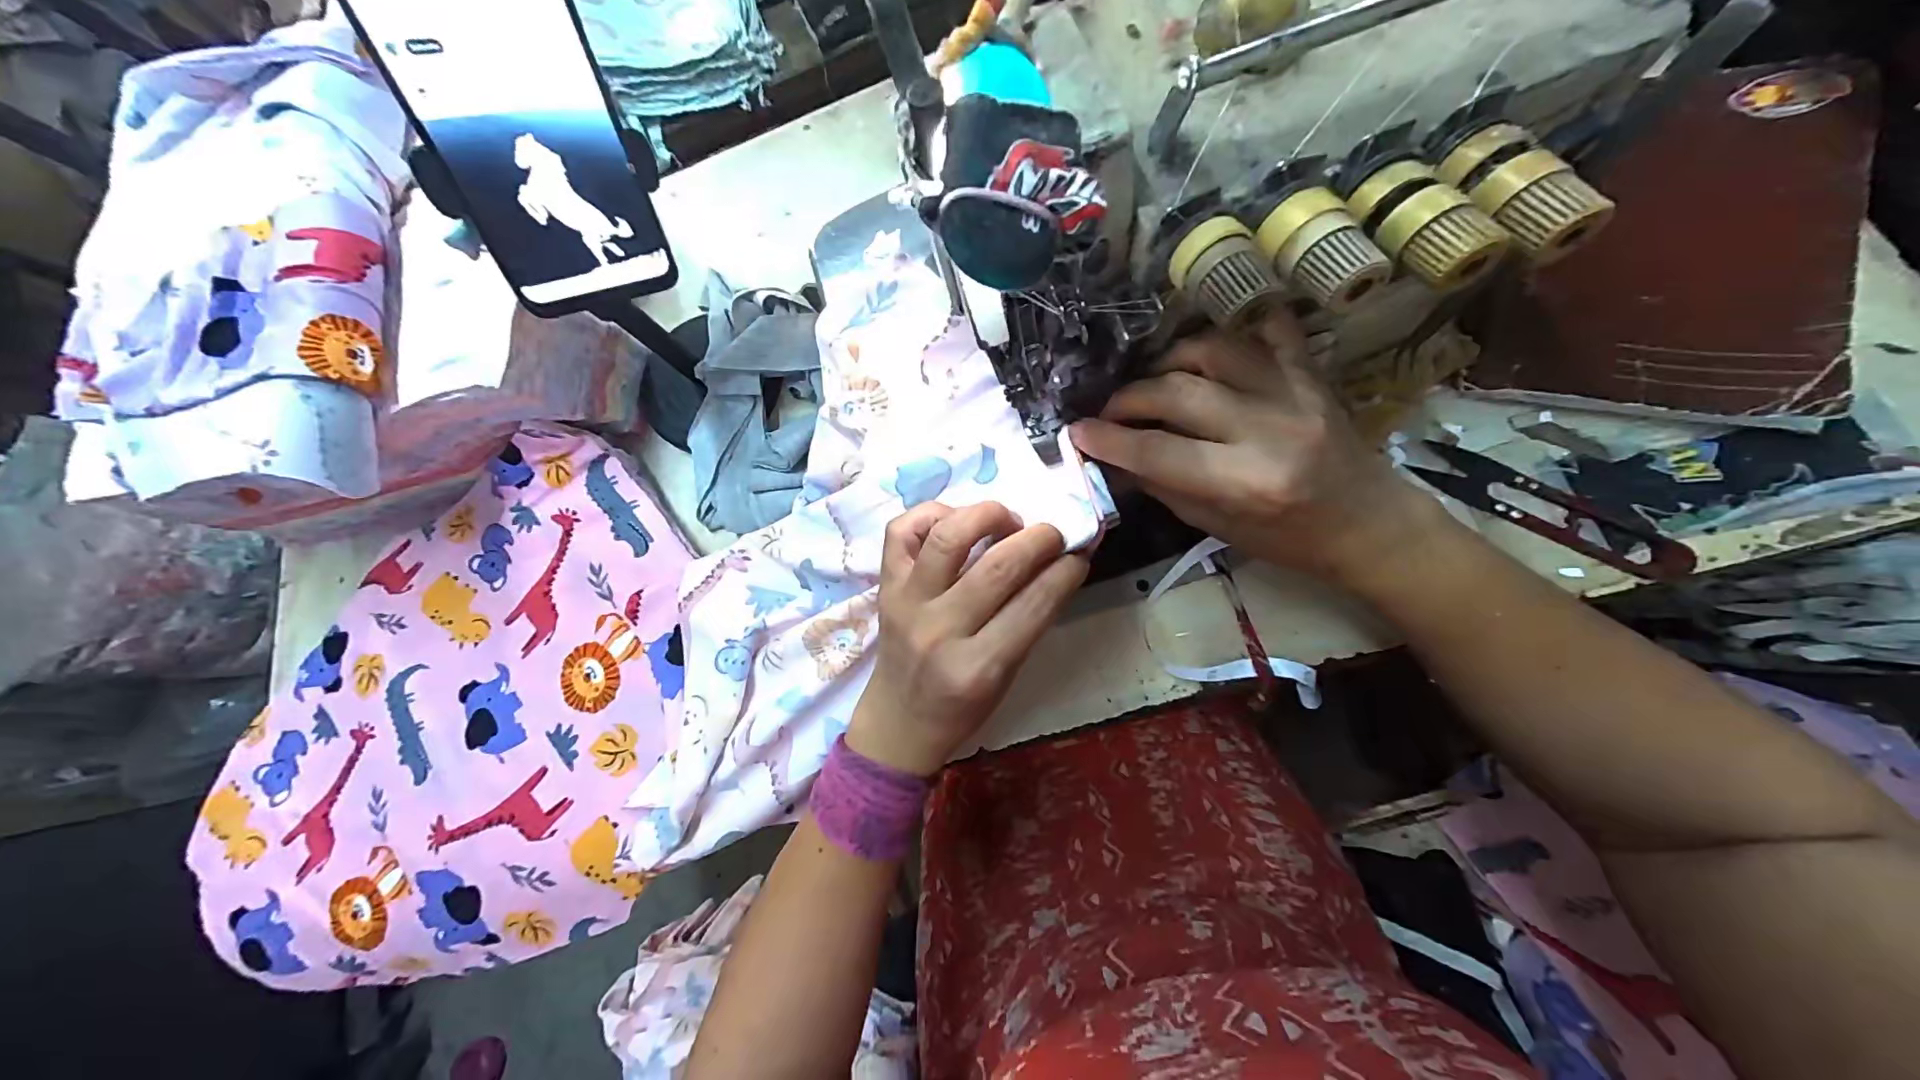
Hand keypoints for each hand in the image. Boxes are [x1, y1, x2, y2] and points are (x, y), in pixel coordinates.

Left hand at [847, 502, 1089, 775]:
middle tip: (1052, 534)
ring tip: (1006, 520)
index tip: (1079, 553)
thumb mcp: (1008, 675)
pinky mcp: (884, 586)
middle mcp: (940, 631)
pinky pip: (901, 532)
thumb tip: (1060, 563)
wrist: (899, 721)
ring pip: (947, 538)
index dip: (1065, 570)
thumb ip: (1031, 621)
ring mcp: (906, 604)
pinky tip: (955, 521)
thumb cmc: (963, 706)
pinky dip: (931, 514)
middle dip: (1038, 539)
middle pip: (997, 566)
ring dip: (987, 515)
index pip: (1033, 604)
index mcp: (979, 667)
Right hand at [1069, 313, 1439, 585]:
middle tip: (1110, 411)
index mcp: (1246, 482)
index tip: (1077, 433)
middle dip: (1130, 398)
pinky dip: (1233, 330)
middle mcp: (1269, 429)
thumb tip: (1115, 459)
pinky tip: (1208, 349)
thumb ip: (1164, 487)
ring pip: (1212, 350)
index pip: (1157, 452)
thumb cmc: (1289, 539)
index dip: (1109, 440)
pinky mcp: (1311, 372)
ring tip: (1154, 381)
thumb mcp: (1218, 527)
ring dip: (1169, 361)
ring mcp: (1294, 392)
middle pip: (1177, 392)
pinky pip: (1268, 329)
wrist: (1367, 523)